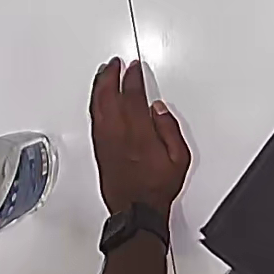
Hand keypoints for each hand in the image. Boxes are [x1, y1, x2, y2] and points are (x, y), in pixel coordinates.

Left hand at [90, 57, 190, 215]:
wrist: (136, 210)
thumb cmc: (157, 187)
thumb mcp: (179, 158)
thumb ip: (170, 129)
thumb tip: (159, 109)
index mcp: (139, 132)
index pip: (132, 95)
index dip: (132, 77)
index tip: (134, 66)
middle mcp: (118, 133)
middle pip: (108, 95)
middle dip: (111, 75)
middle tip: (115, 63)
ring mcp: (105, 140)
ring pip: (97, 105)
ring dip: (100, 85)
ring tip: (104, 73)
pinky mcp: (98, 147)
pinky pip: (94, 117)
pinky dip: (95, 101)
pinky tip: (98, 97)